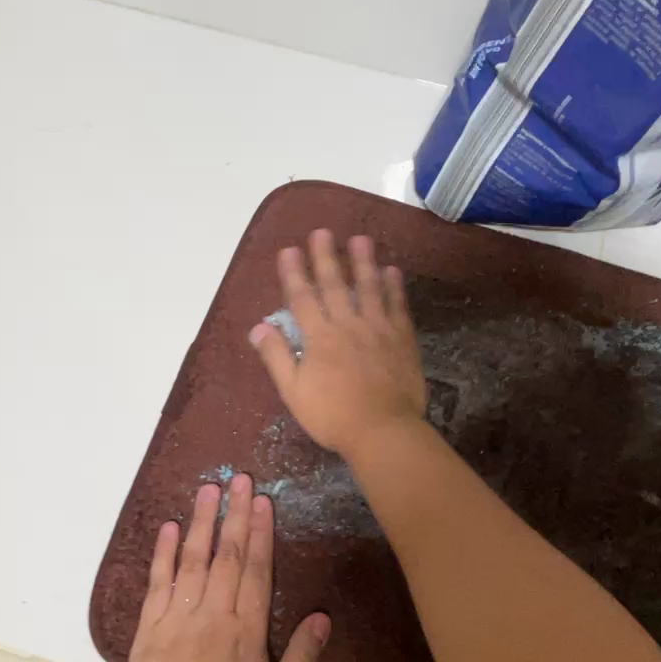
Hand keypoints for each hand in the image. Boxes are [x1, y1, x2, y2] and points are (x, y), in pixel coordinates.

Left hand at [114, 474, 330, 661]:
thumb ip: (300, 659)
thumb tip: (322, 616)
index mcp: (245, 634)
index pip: (255, 571)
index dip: (260, 533)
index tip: (263, 501)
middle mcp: (212, 618)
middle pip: (226, 557)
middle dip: (234, 515)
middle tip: (239, 477)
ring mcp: (176, 623)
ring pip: (192, 562)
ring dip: (201, 523)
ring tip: (208, 489)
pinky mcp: (147, 635)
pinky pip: (156, 586)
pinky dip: (163, 555)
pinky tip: (169, 529)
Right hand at [251, 230, 427, 457]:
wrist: (383, 430)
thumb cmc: (333, 416)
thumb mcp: (294, 391)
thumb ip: (277, 357)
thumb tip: (258, 327)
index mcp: (319, 337)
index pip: (302, 298)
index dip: (294, 273)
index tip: (288, 250)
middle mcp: (348, 324)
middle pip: (335, 284)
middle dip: (326, 257)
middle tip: (322, 231)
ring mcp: (378, 329)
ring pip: (369, 288)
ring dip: (363, 262)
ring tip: (361, 238)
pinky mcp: (402, 339)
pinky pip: (397, 306)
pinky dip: (394, 287)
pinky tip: (392, 270)